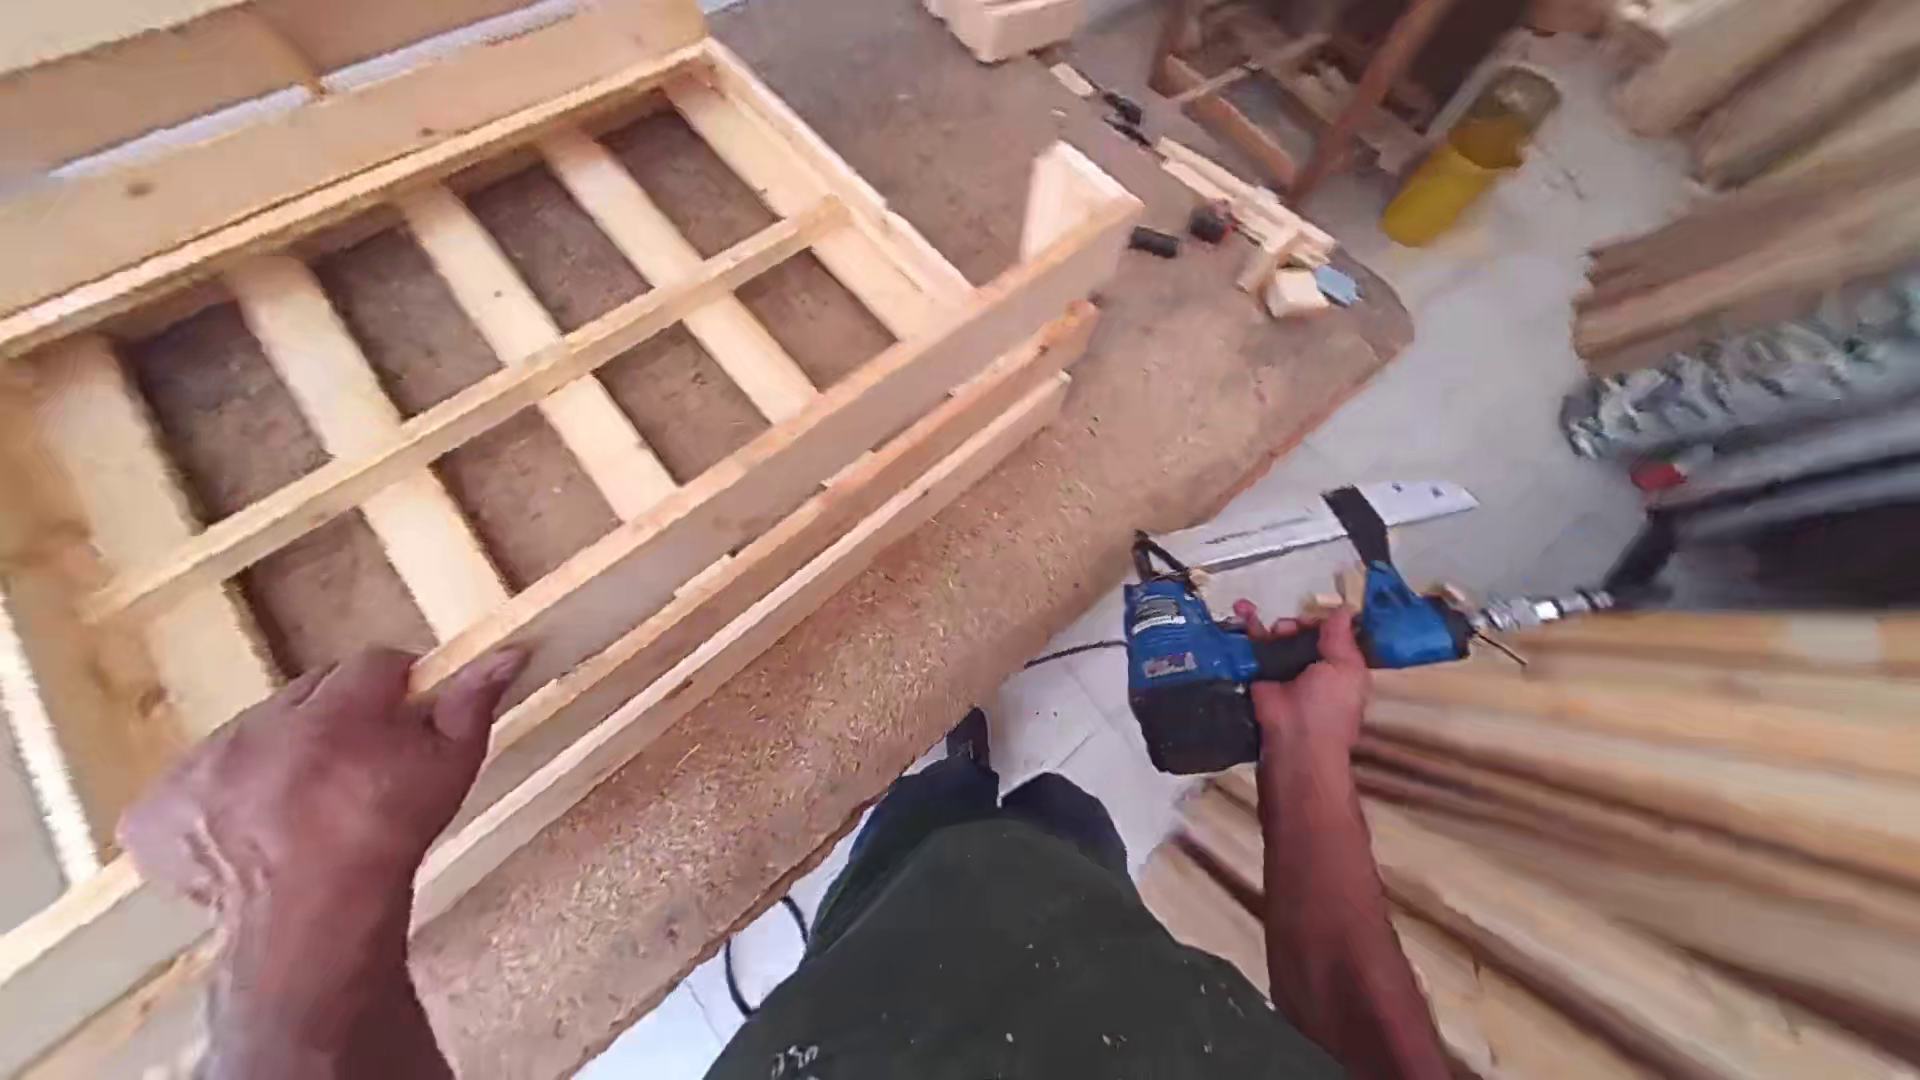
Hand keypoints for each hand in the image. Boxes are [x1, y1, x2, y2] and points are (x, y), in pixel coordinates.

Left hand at [119, 647, 525, 918]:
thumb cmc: (397, 829)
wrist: (315, 917)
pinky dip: (233, 782)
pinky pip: (202, 769)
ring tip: (313, 787)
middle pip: (312, 688)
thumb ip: (473, 700)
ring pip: (258, 724)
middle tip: (367, 751)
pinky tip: (261, 814)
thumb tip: (510, 652)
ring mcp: (196, 769)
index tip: (409, 712)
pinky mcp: (152, 808)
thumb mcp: (454, 761)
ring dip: (289, 741)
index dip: (397, 682)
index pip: (372, 662)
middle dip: (343, 708)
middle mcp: (257, 730)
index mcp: (335, 716)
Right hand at [1234, 601, 1368, 771]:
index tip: (1313, 618)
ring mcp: (1281, 668)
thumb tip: (1344, 609)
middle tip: (1287, 629)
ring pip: (1274, 636)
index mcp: (1337, 666)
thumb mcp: (1347, 670)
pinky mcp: (1255, 671)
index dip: (1322, 622)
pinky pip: (1251, 645)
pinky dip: (1246, 625)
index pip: (1331, 635)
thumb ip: (1342, 638)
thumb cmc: (1329, 705)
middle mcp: (1310, 666)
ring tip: (1262, 618)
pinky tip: (1240, 608)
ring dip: (1268, 623)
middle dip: (1294, 623)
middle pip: (1300, 633)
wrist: (1293, 737)